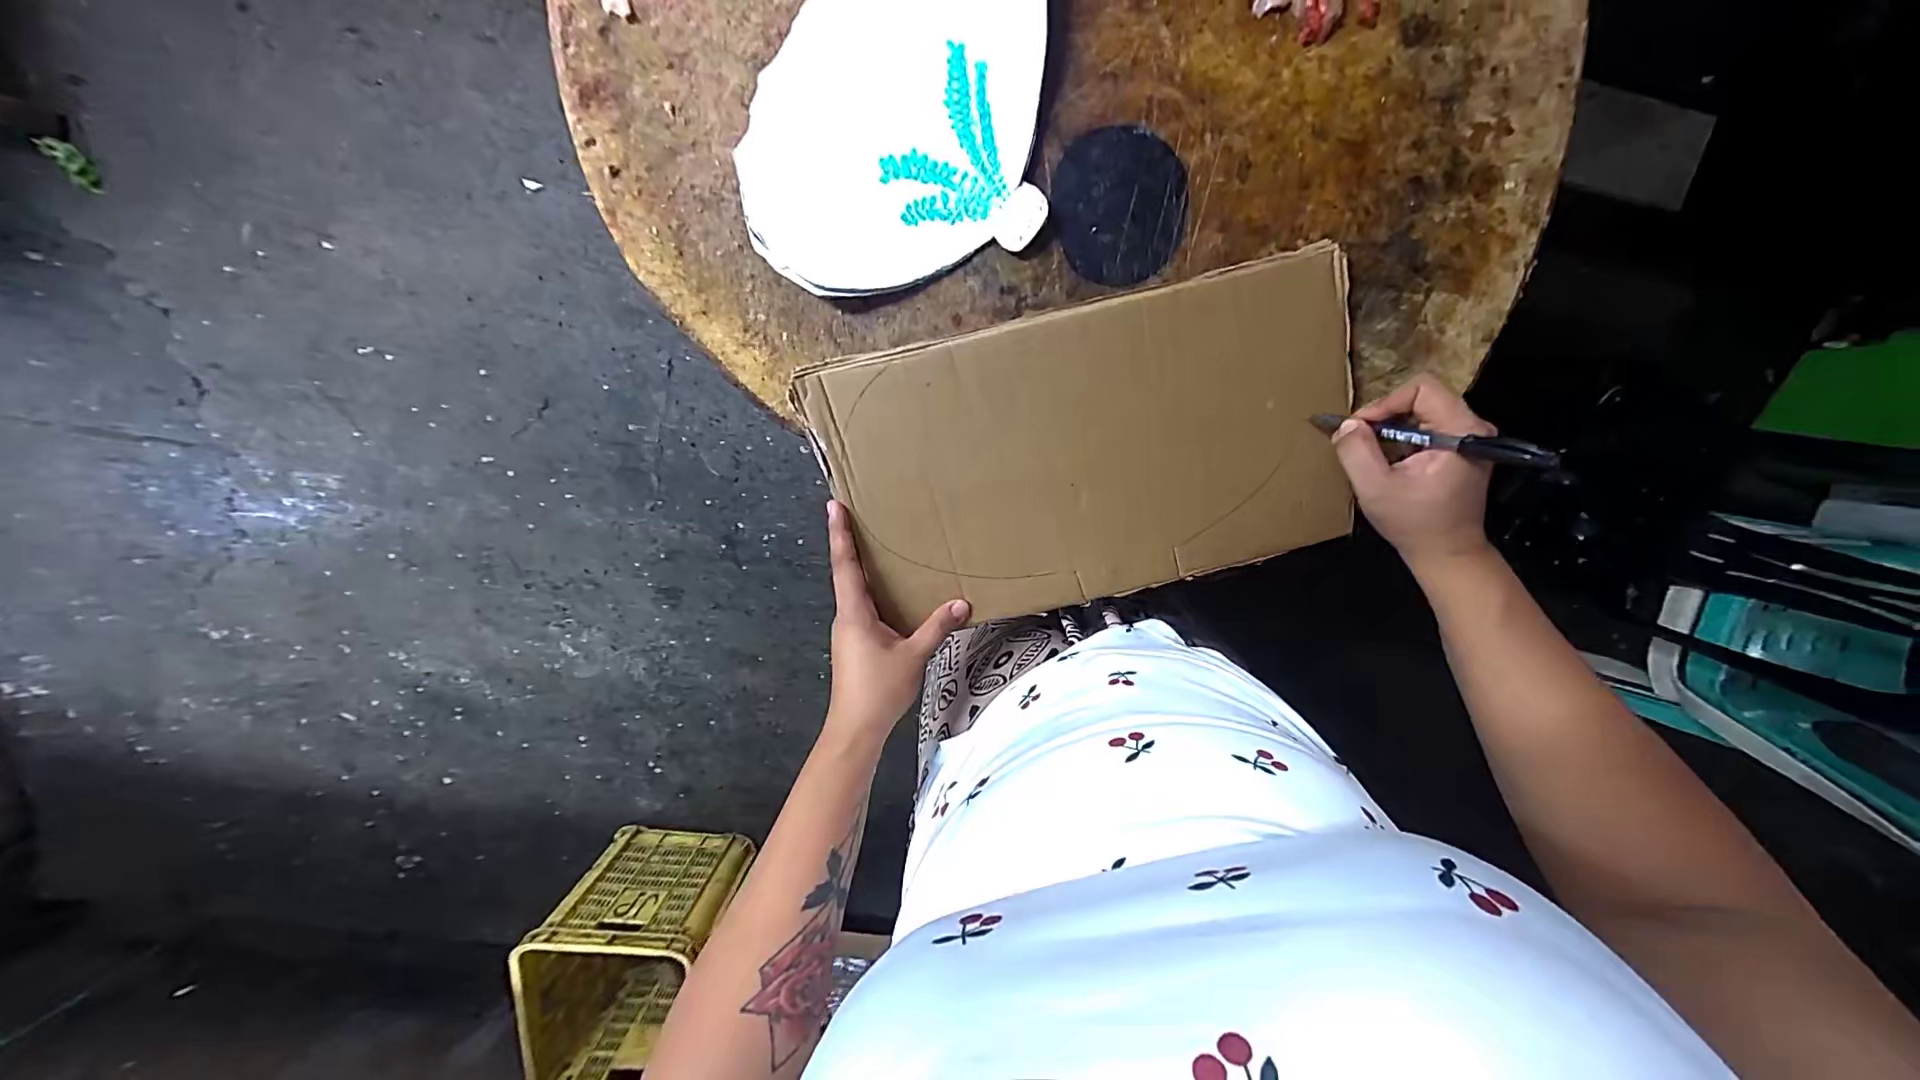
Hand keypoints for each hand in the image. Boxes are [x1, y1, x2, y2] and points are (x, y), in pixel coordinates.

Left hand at [823, 500, 969, 740]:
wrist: (856, 727)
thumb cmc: (879, 689)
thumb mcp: (914, 655)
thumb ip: (936, 627)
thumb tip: (961, 603)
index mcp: (854, 613)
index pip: (845, 565)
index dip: (840, 534)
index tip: (833, 507)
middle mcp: (846, 617)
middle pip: (845, 572)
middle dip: (848, 543)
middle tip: (851, 515)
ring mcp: (847, 631)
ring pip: (853, 591)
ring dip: (859, 567)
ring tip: (871, 545)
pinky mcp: (854, 643)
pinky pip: (861, 607)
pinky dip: (869, 590)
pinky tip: (886, 591)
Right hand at [1330, 374, 1495, 572]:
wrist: (1446, 551)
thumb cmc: (1413, 523)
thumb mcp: (1375, 488)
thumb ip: (1357, 452)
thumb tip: (1346, 424)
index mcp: (1461, 432)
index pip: (1422, 389)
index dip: (1385, 403)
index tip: (1360, 428)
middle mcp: (1473, 428)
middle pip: (1422, 397)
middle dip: (1385, 416)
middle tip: (1359, 440)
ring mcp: (1469, 438)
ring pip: (1422, 411)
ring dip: (1390, 428)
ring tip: (1370, 451)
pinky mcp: (1461, 448)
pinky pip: (1425, 426)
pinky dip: (1400, 437)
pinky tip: (1387, 460)